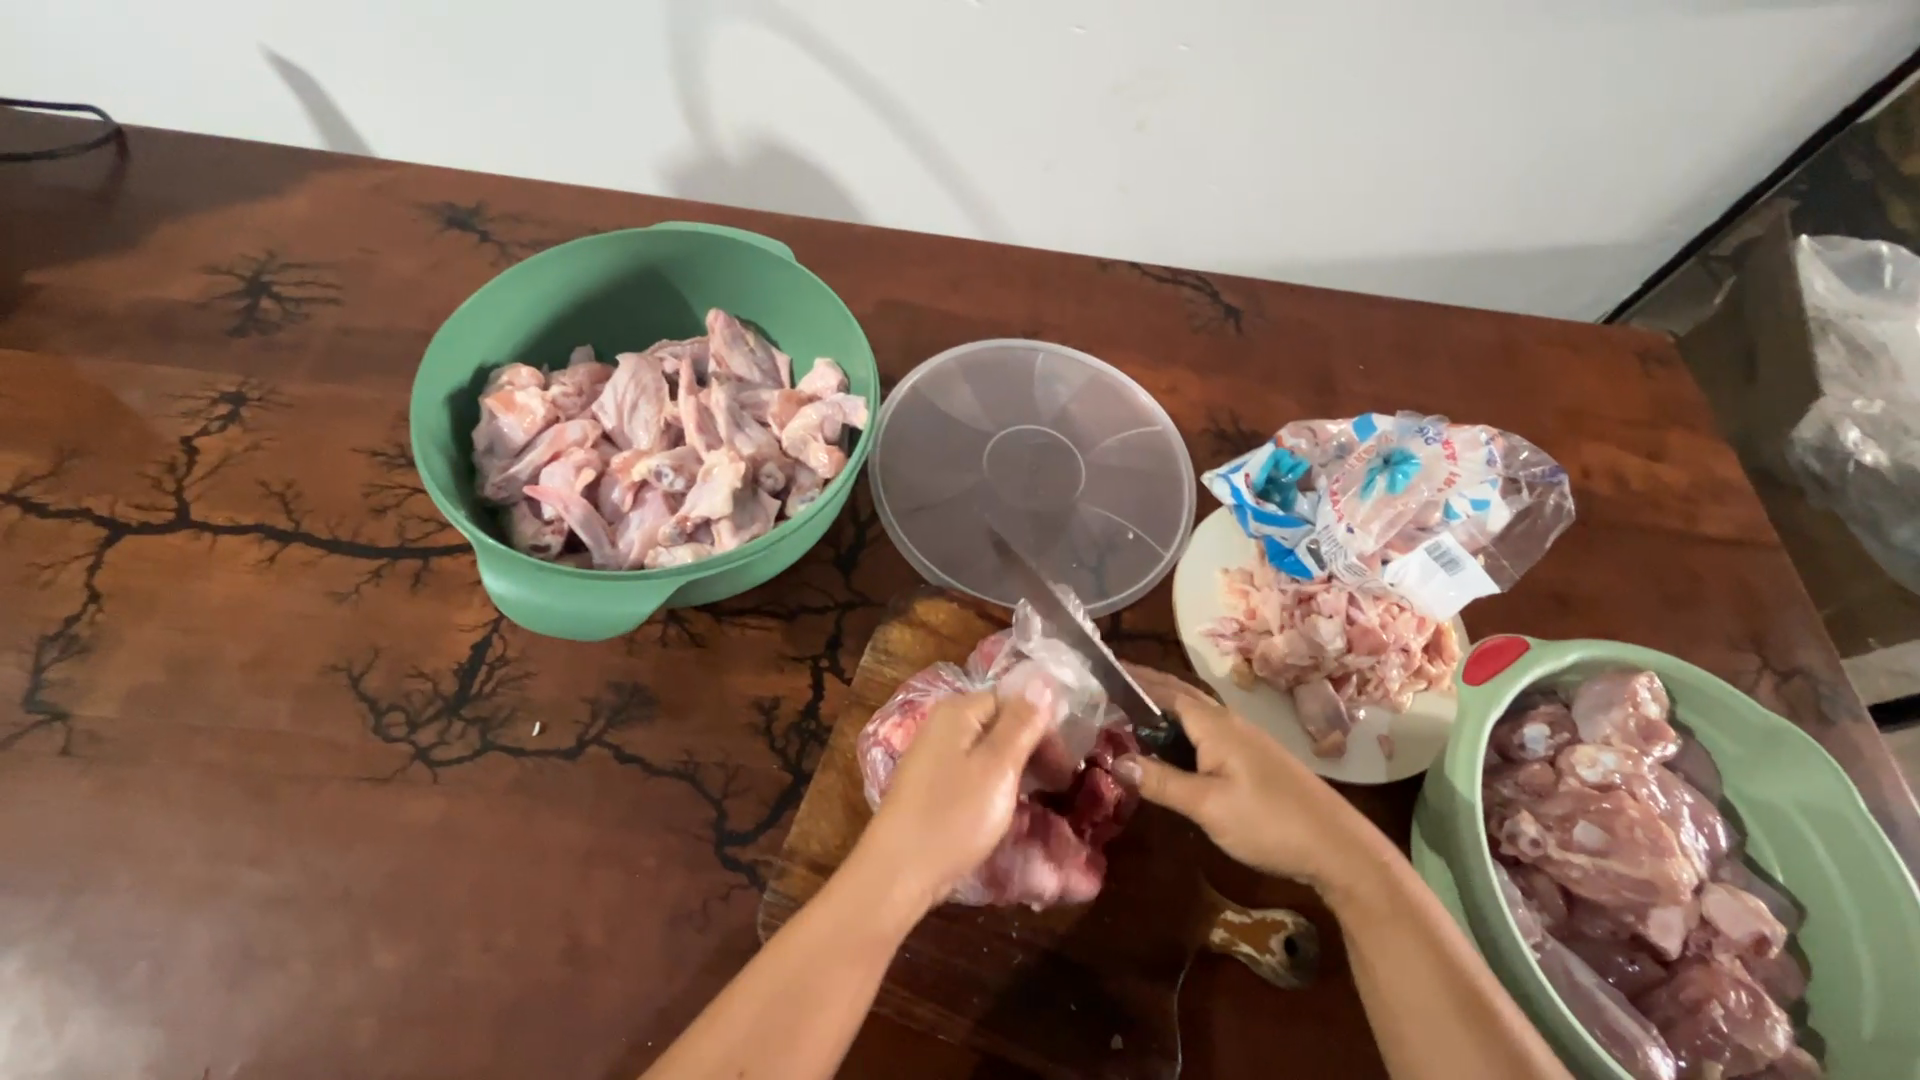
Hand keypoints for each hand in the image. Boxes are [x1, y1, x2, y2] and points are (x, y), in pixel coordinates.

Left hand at [850, 688, 1055, 917]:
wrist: (898, 872)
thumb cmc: (953, 816)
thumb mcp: (997, 767)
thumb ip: (1022, 722)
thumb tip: (1044, 679)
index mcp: (958, 711)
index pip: (1014, 701)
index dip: (1044, 728)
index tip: (1066, 766)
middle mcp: (942, 725)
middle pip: (1000, 722)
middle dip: (1033, 748)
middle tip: (1059, 784)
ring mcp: (934, 756)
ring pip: (988, 750)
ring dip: (1018, 768)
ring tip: (1041, 797)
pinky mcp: (932, 785)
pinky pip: (973, 772)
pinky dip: (995, 784)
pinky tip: (1007, 807)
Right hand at [1116, 665, 1378, 891]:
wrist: (1338, 848)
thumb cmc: (1269, 822)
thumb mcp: (1207, 806)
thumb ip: (1160, 781)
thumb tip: (1115, 760)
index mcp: (1215, 725)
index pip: (1165, 691)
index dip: (1135, 680)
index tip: (1102, 671)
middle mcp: (1230, 723)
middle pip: (1182, 695)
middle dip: (1147, 686)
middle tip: (1110, 686)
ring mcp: (1247, 740)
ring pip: (1196, 714)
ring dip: (1164, 707)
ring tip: (1131, 713)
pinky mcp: (1255, 760)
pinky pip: (1208, 731)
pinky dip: (1181, 728)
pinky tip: (1173, 748)